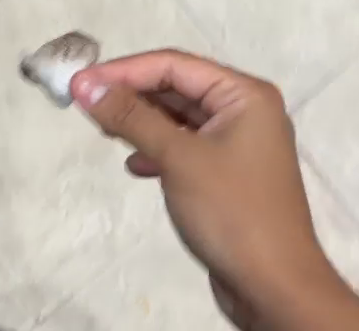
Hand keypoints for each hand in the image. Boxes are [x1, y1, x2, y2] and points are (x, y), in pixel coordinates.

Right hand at [71, 51, 358, 330]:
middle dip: (130, 94)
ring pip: (176, 117)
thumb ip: (129, 116)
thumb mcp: (177, 157)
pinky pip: (183, 145)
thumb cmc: (232, 213)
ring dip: (139, 121)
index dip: (123, 70)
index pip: (172, 65)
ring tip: (104, 130)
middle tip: (85, 102)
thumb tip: (83, 84)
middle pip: (174, 87)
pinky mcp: (228, 173)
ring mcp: (237, 143)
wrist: (277, 294)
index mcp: (243, 95)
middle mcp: (244, 110)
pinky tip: (135, 165)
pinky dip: (156, 149)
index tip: (80, 81)